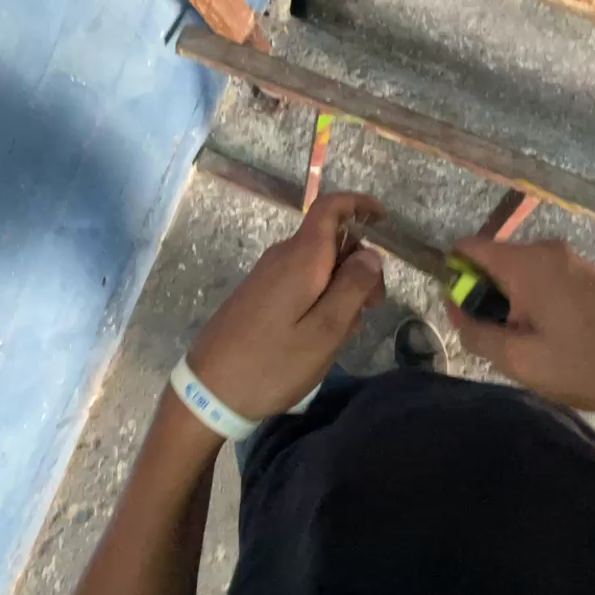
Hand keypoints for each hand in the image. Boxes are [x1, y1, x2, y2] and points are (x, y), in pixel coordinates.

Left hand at [186, 192, 386, 419]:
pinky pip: (301, 281)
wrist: (209, 391)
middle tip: (371, 308)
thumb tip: (372, 253)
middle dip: (358, 264)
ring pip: (317, 264)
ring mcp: (267, 275)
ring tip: (342, 333)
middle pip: (330, 240)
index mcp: (301, 258)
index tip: (384, 220)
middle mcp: (282, 256)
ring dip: (340, 287)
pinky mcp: (259, 294)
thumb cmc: (272, 364)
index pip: (329, 207)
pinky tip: (319, 334)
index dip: (359, 203)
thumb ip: (352, 288)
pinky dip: (320, 297)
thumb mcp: (324, 332)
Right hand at [443, 236, 594, 420]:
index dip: (454, 274)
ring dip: (511, 299)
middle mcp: (547, 250)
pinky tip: (553, 334)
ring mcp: (571, 259)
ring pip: (520, 270)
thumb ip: (474, 331)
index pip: (468, 247)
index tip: (462, 311)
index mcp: (525, 263)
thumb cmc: (582, 365)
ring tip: (528, 341)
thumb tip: (454, 307)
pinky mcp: (589, 274)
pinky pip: (544, 276)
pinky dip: (535, 299)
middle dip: (484, 293)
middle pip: (494, 259)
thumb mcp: (517, 359)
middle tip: (498, 336)